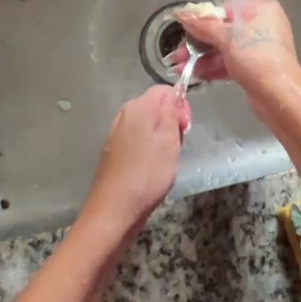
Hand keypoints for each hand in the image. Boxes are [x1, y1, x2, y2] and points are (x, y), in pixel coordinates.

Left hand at [82, 85, 186, 235]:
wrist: (113, 211)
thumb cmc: (146, 174)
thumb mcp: (169, 140)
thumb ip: (172, 112)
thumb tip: (174, 94)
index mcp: (137, 106)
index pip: (164, 90)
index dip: (180, 104)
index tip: (186, 128)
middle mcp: (124, 114)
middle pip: (156, 107)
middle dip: (171, 123)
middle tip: (177, 147)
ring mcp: (117, 134)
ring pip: (148, 126)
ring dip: (161, 139)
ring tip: (165, 162)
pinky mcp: (114, 152)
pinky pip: (138, 141)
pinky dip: (149, 151)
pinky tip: (151, 170)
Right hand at [176, 0, 300, 106]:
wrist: (281, 98)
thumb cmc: (257, 58)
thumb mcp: (228, 39)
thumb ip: (204, 26)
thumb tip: (181, 14)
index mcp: (262, 10)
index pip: (227, 9)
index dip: (205, 20)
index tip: (185, 30)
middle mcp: (261, 25)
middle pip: (224, 30)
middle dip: (199, 42)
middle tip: (177, 52)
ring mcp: (258, 49)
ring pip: (224, 49)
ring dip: (202, 57)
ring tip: (178, 65)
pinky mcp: (254, 68)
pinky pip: (230, 63)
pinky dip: (213, 67)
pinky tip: (192, 73)